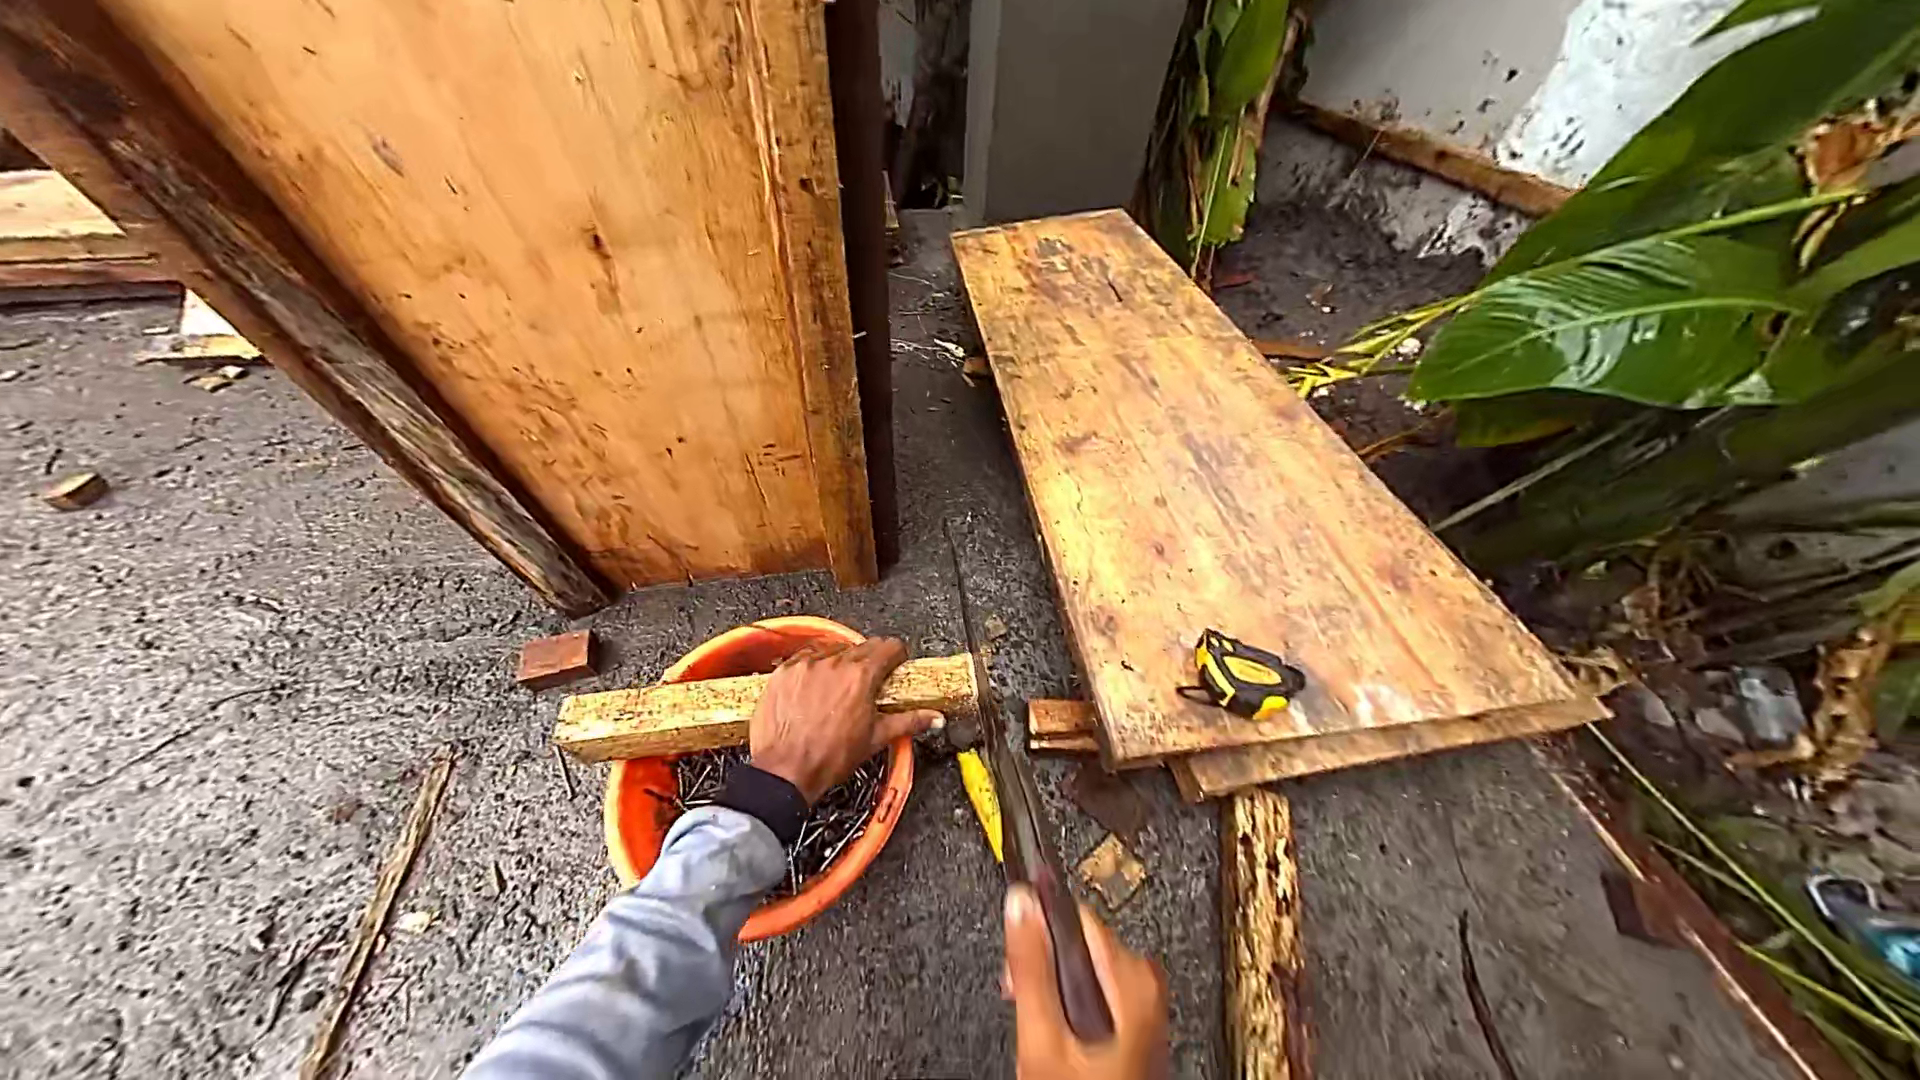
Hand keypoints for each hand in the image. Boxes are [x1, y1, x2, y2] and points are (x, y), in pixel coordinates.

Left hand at [748, 637, 942, 802]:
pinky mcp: (784, 672)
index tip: (894, 665)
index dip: (896, 656)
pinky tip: (814, 689)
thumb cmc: (829, 757)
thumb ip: (910, 721)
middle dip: (870, 661)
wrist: (785, 771)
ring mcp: (806, 665)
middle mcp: (834, 663)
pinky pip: (805, 658)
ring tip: (838, 688)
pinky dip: (813, 668)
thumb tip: (934, 718)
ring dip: (840, 662)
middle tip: (867, 684)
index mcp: (861, 676)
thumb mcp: (876, 738)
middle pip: (862, 646)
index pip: (889, 646)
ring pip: (832, 649)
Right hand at [1005, 885, 1168, 1079]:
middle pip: (1078, 942)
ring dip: (1054, 988)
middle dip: (1044, 965)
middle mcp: (1146, 984)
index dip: (1037, 932)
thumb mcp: (1043, 1037)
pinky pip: (1096, 991)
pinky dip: (1071, 1005)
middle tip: (1022, 999)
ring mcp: (1145, 1007)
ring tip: (1041, 1029)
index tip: (1015, 960)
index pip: (1073, 916)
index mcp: (1133, 977)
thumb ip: (1030, 965)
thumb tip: (1020, 901)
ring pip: (1084, 968)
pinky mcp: (1138, 1025)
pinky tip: (1060, 1039)